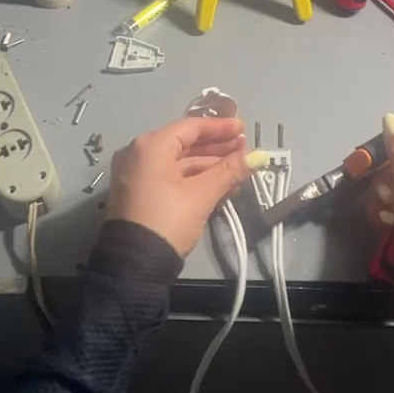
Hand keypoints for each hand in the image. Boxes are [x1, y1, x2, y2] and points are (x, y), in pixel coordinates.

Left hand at [106, 116, 258, 255]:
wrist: (134, 265)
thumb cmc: (168, 221)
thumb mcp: (201, 195)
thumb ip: (230, 171)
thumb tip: (258, 157)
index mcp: (150, 146)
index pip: (190, 127)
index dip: (219, 127)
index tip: (242, 128)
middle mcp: (139, 153)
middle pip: (184, 143)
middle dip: (216, 147)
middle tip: (243, 149)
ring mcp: (136, 173)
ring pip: (178, 162)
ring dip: (208, 165)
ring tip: (237, 169)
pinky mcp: (138, 192)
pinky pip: (169, 176)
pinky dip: (193, 177)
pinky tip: (218, 184)